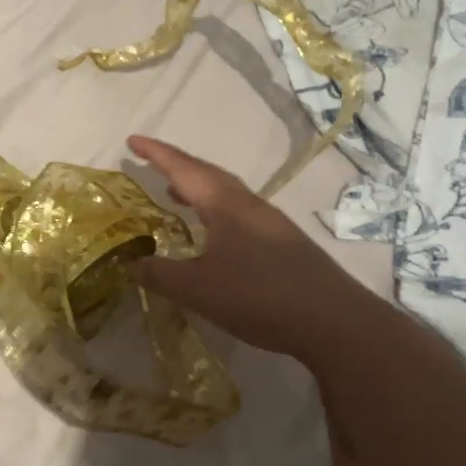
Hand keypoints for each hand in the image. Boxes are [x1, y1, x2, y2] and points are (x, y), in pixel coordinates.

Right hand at [127, 135, 386, 359]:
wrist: (338, 324)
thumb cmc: (260, 297)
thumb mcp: (196, 289)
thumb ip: (157, 273)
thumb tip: (128, 262)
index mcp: (227, 207)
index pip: (185, 170)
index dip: (157, 154)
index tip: (132, 140)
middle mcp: (250, 207)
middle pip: (209, 175)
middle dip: (177, 166)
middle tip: (149, 162)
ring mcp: (271, 225)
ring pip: (227, 195)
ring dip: (197, 190)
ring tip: (173, 196)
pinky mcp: (283, 246)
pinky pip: (238, 215)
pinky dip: (213, 211)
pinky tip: (209, 233)